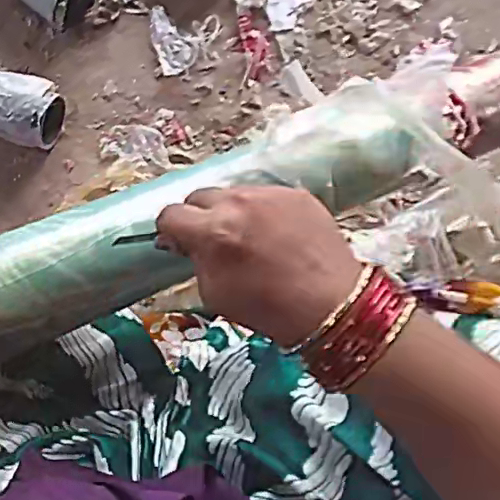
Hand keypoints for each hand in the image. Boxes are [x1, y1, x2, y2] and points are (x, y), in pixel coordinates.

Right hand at [155, 186, 364, 346]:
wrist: (330, 305)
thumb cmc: (267, 308)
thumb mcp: (214, 293)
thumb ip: (194, 260)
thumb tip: (182, 242)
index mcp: (212, 231)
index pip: (171, 214)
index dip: (170, 230)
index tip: (177, 241)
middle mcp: (237, 202)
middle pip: (199, 197)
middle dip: (198, 216)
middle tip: (211, 239)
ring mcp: (269, 194)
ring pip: (233, 192)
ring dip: (230, 210)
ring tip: (248, 236)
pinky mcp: (296, 193)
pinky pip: (265, 196)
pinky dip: (262, 211)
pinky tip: (276, 234)